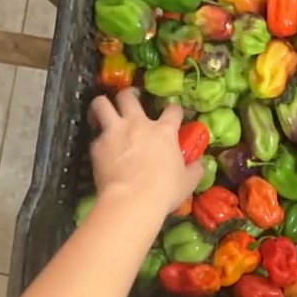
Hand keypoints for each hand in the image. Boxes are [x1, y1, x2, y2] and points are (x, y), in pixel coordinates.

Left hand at [88, 88, 203, 217]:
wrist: (132, 200)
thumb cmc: (164, 191)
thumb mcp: (187, 182)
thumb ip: (195, 170)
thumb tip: (201, 164)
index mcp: (163, 131)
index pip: (172, 109)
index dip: (173, 109)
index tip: (172, 113)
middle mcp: (138, 124)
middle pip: (128, 96)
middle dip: (127, 96)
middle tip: (126, 105)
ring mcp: (115, 131)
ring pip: (101, 104)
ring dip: (101, 105)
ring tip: (100, 112)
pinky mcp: (98, 144)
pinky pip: (95, 136)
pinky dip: (97, 140)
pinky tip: (100, 149)